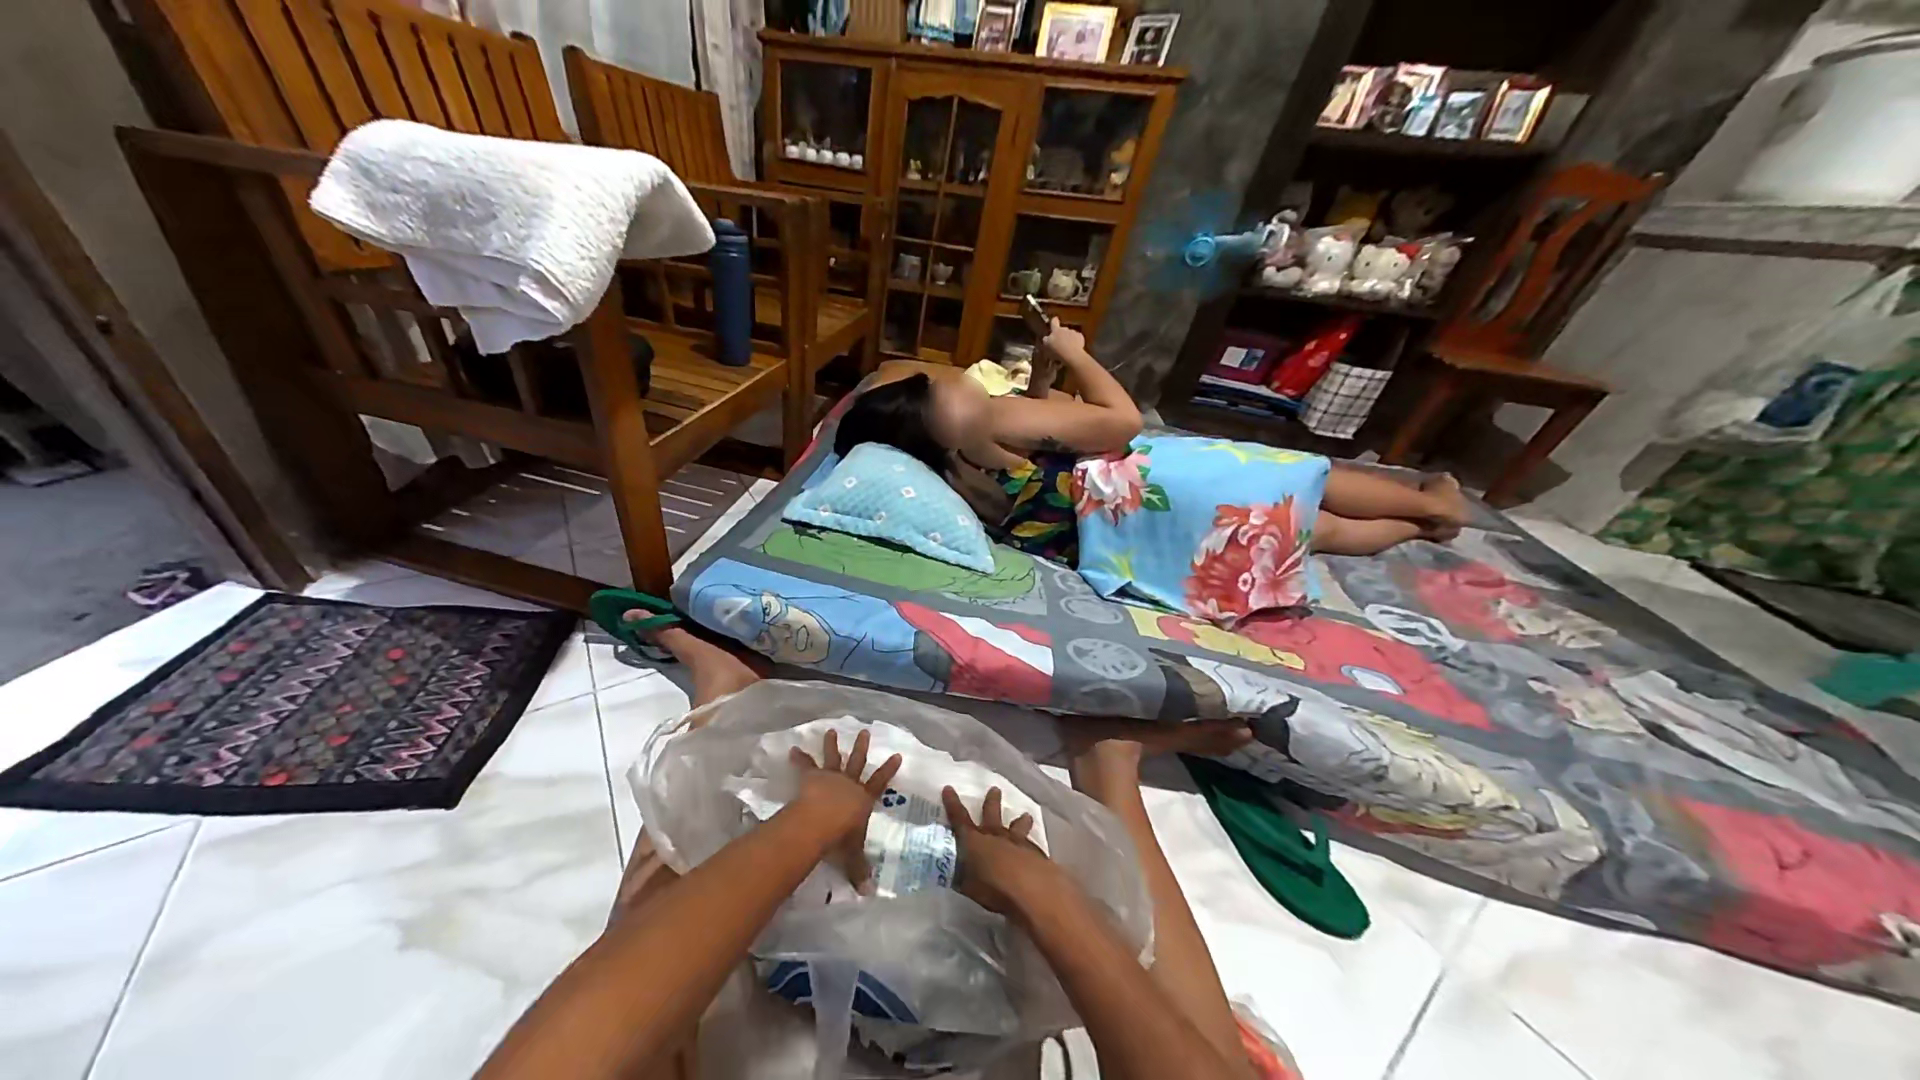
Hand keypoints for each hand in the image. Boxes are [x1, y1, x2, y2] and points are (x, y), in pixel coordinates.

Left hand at [789, 729, 902, 886]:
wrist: (820, 820)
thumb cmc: (841, 836)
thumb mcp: (853, 854)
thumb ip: (859, 870)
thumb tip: (869, 893)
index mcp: (863, 799)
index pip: (880, 782)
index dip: (889, 770)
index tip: (897, 755)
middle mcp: (849, 783)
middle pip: (857, 762)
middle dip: (861, 748)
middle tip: (864, 732)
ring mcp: (831, 777)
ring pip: (833, 757)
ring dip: (832, 745)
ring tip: (830, 731)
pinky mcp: (812, 777)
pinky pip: (806, 766)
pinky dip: (800, 758)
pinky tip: (793, 749)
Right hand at [942, 786, 1062, 917]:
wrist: (1030, 889)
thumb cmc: (992, 888)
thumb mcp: (968, 887)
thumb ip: (963, 878)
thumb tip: (957, 874)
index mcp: (974, 841)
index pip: (959, 819)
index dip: (952, 804)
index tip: (949, 788)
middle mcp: (995, 835)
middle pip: (992, 813)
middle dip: (992, 801)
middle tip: (995, 789)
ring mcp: (1017, 842)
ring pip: (1018, 826)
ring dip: (1020, 821)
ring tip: (1026, 815)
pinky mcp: (1036, 852)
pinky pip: (1032, 845)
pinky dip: (1031, 845)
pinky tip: (1035, 849)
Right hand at [1042, 318, 1085, 359]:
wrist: (1071, 354)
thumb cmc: (1056, 350)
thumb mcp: (1046, 346)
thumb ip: (1046, 340)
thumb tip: (1046, 338)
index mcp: (1056, 330)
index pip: (1054, 322)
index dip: (1054, 321)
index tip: (1055, 319)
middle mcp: (1065, 329)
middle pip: (1063, 329)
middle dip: (1062, 334)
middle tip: (1060, 343)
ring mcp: (1073, 332)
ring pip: (1071, 334)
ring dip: (1069, 339)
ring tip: (1068, 348)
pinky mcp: (1080, 337)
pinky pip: (1078, 338)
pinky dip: (1076, 342)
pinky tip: (1074, 349)